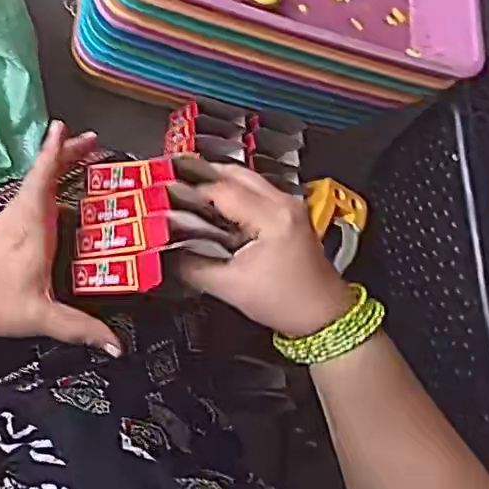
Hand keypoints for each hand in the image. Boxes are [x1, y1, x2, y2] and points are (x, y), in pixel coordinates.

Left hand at [0, 121, 121, 354]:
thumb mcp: (40, 315)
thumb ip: (78, 328)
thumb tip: (117, 347)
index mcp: (33, 224)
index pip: (44, 178)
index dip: (55, 152)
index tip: (63, 127)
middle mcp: (22, 214)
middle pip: (45, 173)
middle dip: (68, 153)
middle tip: (93, 140)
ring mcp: (12, 218)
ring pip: (37, 182)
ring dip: (58, 166)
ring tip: (83, 157)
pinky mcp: (6, 226)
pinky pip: (32, 195)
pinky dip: (49, 184)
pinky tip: (61, 197)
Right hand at [175, 164, 354, 336]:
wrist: (323, 315)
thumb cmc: (286, 302)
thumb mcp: (230, 288)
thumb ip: (192, 267)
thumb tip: (165, 252)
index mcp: (272, 218)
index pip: (222, 190)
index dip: (191, 191)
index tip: (166, 195)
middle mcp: (283, 203)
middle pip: (234, 173)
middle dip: (201, 175)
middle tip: (171, 182)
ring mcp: (288, 204)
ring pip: (245, 177)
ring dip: (216, 182)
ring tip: (187, 192)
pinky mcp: (286, 211)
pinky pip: (253, 190)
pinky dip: (230, 192)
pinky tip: (212, 205)